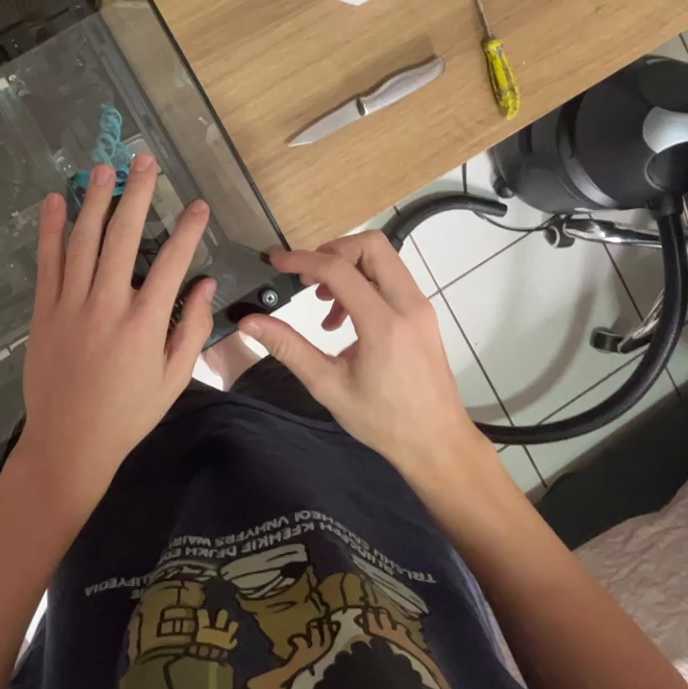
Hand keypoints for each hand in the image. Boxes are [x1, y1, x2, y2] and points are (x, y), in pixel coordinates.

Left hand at [16, 154, 215, 501]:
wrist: (69, 443)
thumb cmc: (128, 414)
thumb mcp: (174, 378)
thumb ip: (191, 328)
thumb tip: (205, 284)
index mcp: (144, 322)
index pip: (172, 261)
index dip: (189, 229)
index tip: (199, 206)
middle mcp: (107, 304)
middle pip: (123, 236)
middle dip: (137, 194)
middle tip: (145, 162)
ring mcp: (70, 305)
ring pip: (83, 241)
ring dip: (95, 201)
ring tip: (105, 169)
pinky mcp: (44, 311)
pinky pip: (47, 263)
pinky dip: (51, 230)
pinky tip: (56, 201)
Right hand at [238, 232, 488, 476]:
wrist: (437, 442)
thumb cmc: (382, 421)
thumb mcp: (328, 386)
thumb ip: (289, 348)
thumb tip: (250, 323)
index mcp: (383, 324)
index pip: (340, 269)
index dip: (303, 259)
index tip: (277, 263)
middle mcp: (408, 305)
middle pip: (372, 246)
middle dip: (332, 251)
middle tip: (306, 278)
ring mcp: (421, 307)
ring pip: (384, 259)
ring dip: (349, 268)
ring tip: (323, 304)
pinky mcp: (424, 314)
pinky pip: (392, 279)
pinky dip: (365, 282)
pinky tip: (344, 319)